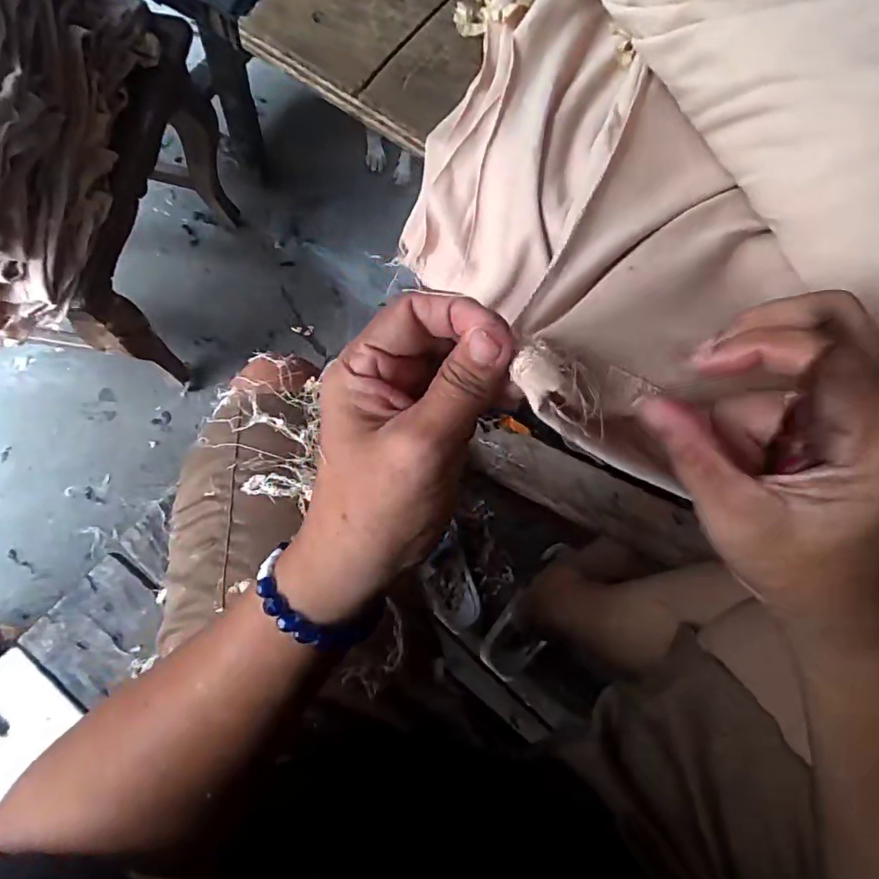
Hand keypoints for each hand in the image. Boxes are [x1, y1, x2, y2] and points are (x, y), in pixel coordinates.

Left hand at [281, 293, 514, 621]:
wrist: (362, 564)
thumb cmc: (377, 507)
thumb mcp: (419, 445)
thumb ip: (458, 387)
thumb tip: (497, 333)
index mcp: (362, 367)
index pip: (412, 313)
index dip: (457, 313)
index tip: (501, 335)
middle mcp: (382, 372)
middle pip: (436, 331)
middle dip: (478, 339)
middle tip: (517, 362)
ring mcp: (407, 395)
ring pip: (454, 358)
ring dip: (487, 364)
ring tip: (516, 385)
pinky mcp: (429, 418)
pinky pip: (462, 388)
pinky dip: (487, 389)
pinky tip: (509, 401)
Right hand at [636, 291, 878, 645]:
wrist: (838, 611)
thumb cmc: (796, 575)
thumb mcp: (735, 519)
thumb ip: (695, 455)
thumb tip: (650, 403)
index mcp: (876, 448)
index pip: (835, 358)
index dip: (764, 344)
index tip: (704, 365)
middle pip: (844, 322)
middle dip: (770, 325)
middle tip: (714, 353)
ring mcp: (868, 414)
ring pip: (814, 344)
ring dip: (752, 384)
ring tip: (731, 452)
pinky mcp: (843, 417)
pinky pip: (794, 378)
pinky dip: (755, 401)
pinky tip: (746, 454)